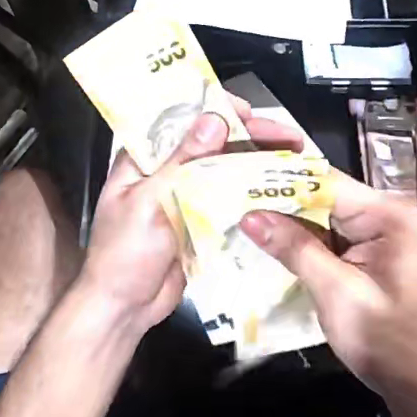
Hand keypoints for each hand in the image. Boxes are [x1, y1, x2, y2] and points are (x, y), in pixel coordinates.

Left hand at [81, 97, 304, 333]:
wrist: (123, 308)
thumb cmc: (123, 253)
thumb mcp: (148, 202)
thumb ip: (181, 162)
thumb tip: (212, 120)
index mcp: (144, 158)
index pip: (181, 119)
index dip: (215, 109)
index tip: (247, 111)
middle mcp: (166, 170)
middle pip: (211, 142)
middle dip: (248, 135)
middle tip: (286, 136)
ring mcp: (186, 195)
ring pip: (224, 168)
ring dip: (256, 160)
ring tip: (292, 156)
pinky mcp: (201, 219)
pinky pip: (229, 198)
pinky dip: (252, 190)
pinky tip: (280, 188)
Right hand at [240, 175, 416, 411]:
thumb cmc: (392, 343)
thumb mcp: (339, 295)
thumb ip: (296, 250)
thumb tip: (249, 216)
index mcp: (388, 216)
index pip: (325, 182)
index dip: (280, 181)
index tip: (236, 180)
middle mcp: (385, 217)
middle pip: (321, 198)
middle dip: (277, 203)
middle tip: (227, 202)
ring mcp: (379, 238)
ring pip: (320, 220)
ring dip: (285, 225)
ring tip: (236, 219)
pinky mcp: (370, 259)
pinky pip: (328, 241)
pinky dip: (300, 245)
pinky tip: (265, 246)